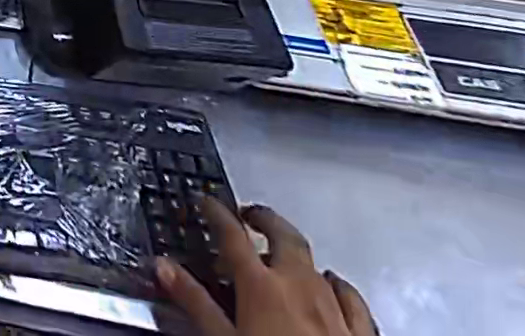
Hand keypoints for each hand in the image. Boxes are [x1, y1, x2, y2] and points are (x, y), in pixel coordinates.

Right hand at [156, 198, 375, 335]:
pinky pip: (353, 301)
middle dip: (264, 218)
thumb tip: (162, 265)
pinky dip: (338, 286)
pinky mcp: (362, 335)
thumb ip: (194, 301)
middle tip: (247, 214)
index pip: (232, 234)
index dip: (216, 213)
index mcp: (261, 285)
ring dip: (296, 253)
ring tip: (283, 252)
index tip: (206, 202)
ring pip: (316, 265)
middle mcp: (299, 287)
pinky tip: (333, 285)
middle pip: (283, 235)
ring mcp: (335, 311)